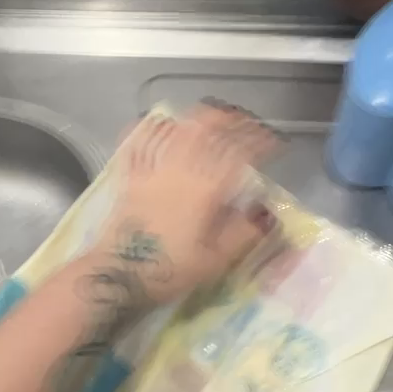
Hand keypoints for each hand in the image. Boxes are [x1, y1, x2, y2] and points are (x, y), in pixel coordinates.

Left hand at [89, 102, 280, 305]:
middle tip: (246, 123)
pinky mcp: (130, 176)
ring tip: (213, 117)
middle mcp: (180, 170)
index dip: (259, 142)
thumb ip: (244, 232)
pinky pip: (143, 141)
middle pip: (208, 129)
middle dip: (231, 120)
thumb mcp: (216, 260)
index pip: (239, 152)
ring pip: (178, 129)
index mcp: (206, 190)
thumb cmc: (171, 270)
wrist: (118, 274)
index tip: (274, 142)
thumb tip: (266, 212)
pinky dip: (156, 128)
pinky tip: (164, 123)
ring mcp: (152, 169)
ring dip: (198, 118)